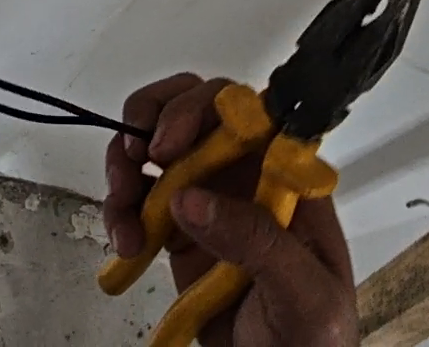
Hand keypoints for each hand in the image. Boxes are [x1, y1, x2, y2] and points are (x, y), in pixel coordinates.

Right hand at [102, 74, 358, 346]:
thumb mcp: (305, 298)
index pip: (249, 109)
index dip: (203, 106)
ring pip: (155, 137)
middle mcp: (242, 170)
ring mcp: (205, 191)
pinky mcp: (172, 219)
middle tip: (138, 156)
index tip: (170, 142)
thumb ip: (258, 244)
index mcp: (283, 176)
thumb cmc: (310, 343)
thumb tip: (187, 198)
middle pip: (193, 105)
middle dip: (155, 119)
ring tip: (121, 208)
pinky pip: (135, 188)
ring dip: (125, 162)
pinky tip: (123, 242)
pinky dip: (117, 205)